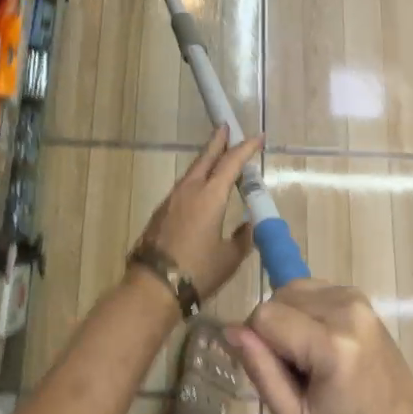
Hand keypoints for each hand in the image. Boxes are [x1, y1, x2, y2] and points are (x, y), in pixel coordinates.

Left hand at [136, 126, 258, 300]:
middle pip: (206, 158)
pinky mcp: (162, 211)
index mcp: (211, 196)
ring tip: (216, 155)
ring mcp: (173, 199)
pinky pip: (184, 185)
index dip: (246, 148)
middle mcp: (191, 190)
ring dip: (206, 159)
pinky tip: (200, 187)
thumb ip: (243, 238)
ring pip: (193, 171)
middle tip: (226, 128)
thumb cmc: (198, 271)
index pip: (232, 163)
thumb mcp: (230, 258)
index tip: (258, 137)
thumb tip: (249, 226)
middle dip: (218, 142)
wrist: (153, 285)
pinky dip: (196, 178)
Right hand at [225, 281, 412, 413]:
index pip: (266, 316)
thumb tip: (231, 330)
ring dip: (287, 317)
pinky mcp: (357, 293)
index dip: (256, 342)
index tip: (275, 372)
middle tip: (293, 368)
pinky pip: (309, 289)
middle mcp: (345, 310)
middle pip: (277, 297)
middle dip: (272, 329)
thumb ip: (260, 372)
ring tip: (307, 354)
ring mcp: (354, 297)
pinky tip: (318, 339)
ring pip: (291, 289)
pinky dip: (303, 309)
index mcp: (332, 346)